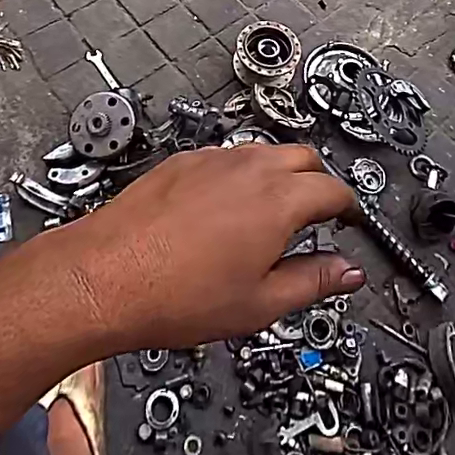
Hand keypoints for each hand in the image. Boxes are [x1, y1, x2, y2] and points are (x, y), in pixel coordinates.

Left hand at [43, 144, 362, 352]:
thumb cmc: (173, 291)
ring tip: (269, 214)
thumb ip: (314, 282)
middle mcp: (250, 168)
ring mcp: (215, 159)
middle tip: (315, 215)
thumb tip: (346, 273)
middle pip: (305, 157)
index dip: (348, 206)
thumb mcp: (260, 303)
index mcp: (278, 200)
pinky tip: (225, 208)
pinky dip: (241, 174)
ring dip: (279, 175)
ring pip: (265, 152)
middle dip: (318, 182)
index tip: (347, 220)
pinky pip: (227, 156)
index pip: (334, 189)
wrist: (106, 274)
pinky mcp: (185, 160)